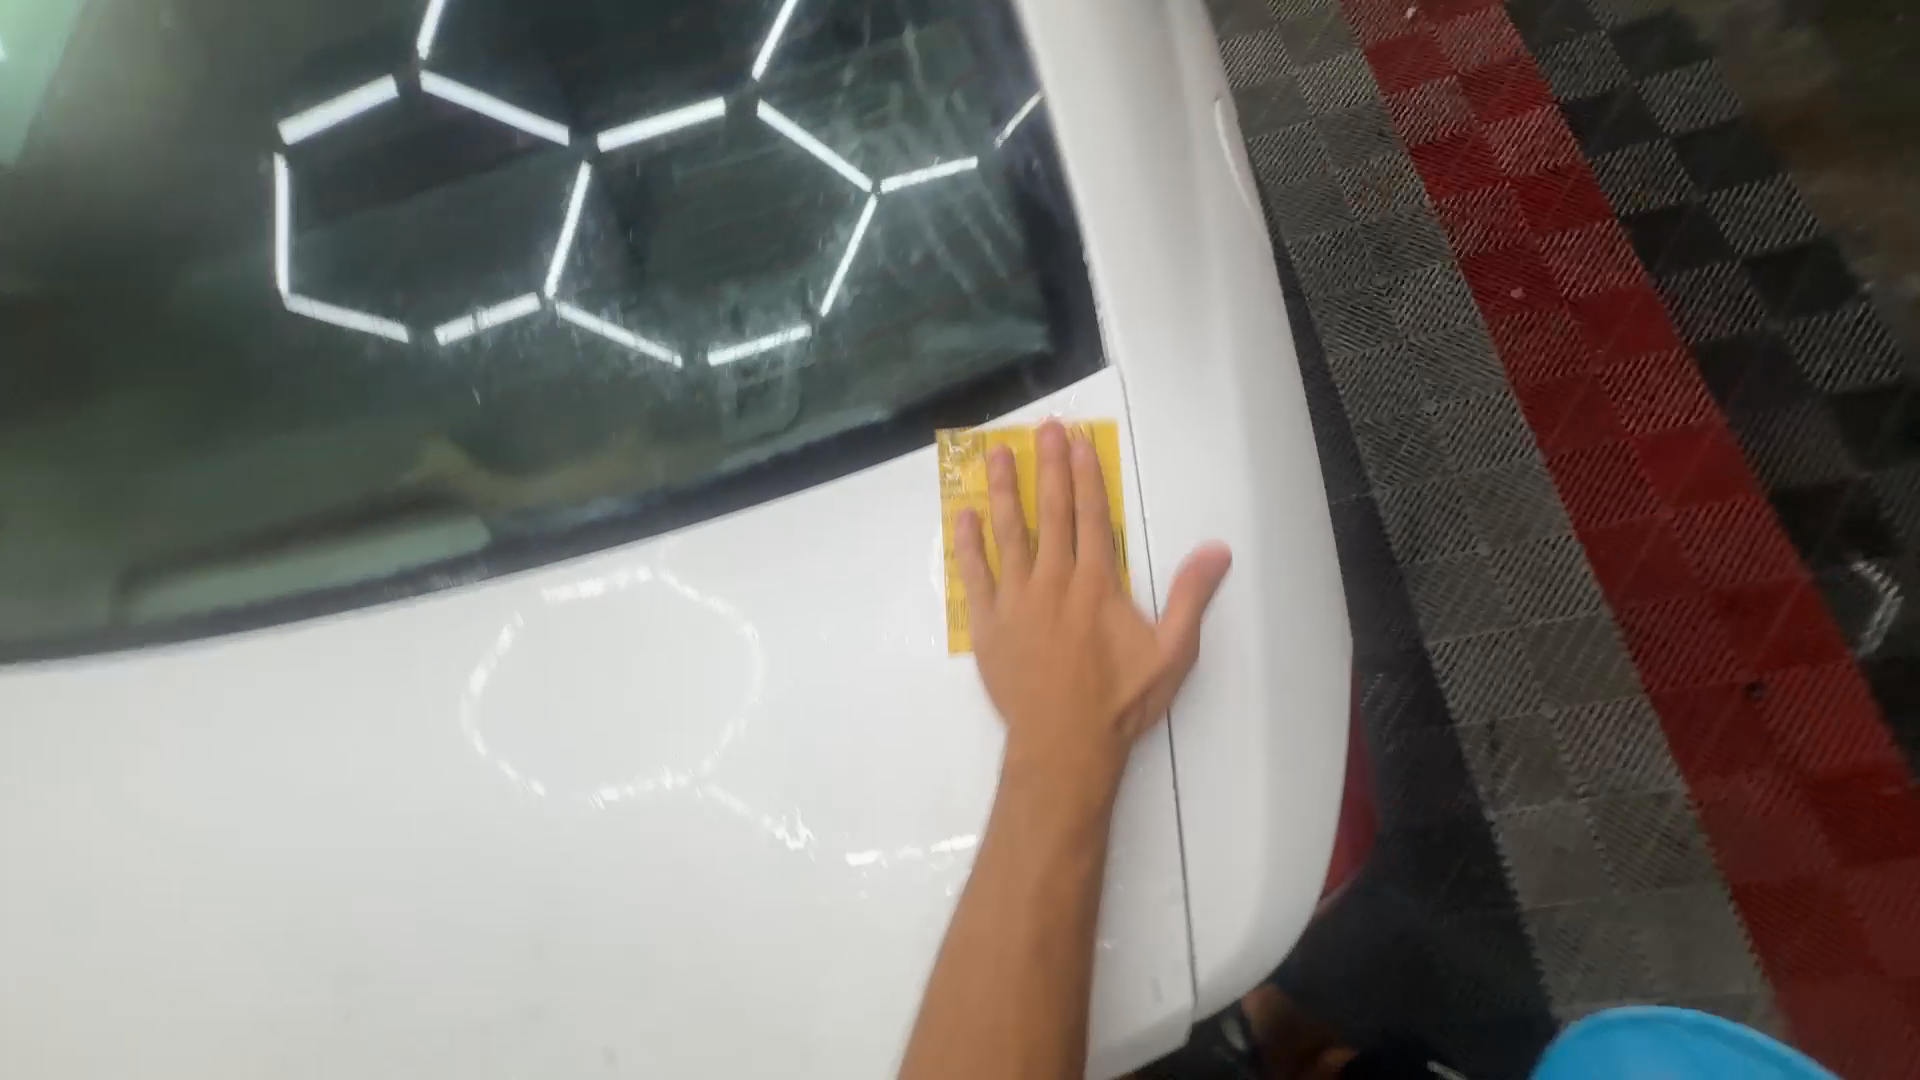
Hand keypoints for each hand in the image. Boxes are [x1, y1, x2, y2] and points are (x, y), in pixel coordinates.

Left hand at [955, 420, 1232, 788]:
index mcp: (1096, 582)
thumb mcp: (1172, 652)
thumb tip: (1218, 549)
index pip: (1091, 515)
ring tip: (998, 454)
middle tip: (1042, 428)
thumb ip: (1192, 597)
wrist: (1064, 742)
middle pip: (1051, 513)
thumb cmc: (1120, 700)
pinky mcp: (988, 623)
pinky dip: (967, 544)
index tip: (1078, 441)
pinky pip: (974, 575)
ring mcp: (1016, 599)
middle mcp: (1054, 579)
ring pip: (1009, 534)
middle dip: (1048, 467)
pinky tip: (961, 515)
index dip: (1085, 475)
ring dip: (1004, 491)